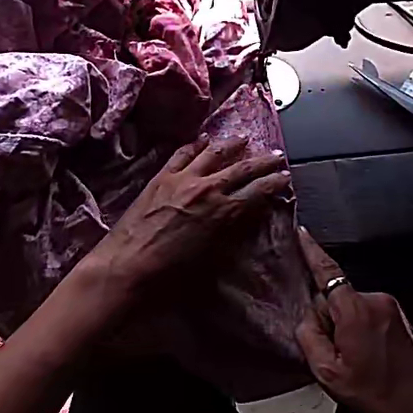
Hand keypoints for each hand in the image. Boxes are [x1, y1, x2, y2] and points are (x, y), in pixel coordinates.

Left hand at [79, 135, 290, 302]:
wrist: (127, 265)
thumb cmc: (170, 274)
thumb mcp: (211, 257)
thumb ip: (230, 232)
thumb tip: (243, 216)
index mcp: (223, 212)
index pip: (258, 191)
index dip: (275, 183)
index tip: (285, 176)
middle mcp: (206, 189)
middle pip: (242, 168)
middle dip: (262, 161)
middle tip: (275, 154)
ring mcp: (183, 179)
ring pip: (214, 153)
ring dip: (231, 145)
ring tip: (243, 138)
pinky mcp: (161, 177)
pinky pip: (183, 154)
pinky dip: (196, 145)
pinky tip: (203, 140)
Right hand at [293, 228, 412, 412]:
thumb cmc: (382, 395)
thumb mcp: (329, 374)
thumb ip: (309, 337)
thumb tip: (306, 319)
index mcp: (356, 311)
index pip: (327, 271)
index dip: (310, 250)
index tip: (300, 232)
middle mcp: (376, 301)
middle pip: (334, 297)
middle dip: (327, 321)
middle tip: (337, 355)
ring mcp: (390, 307)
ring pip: (349, 308)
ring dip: (344, 329)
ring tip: (356, 361)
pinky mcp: (397, 316)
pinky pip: (365, 314)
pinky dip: (358, 331)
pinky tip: (366, 358)